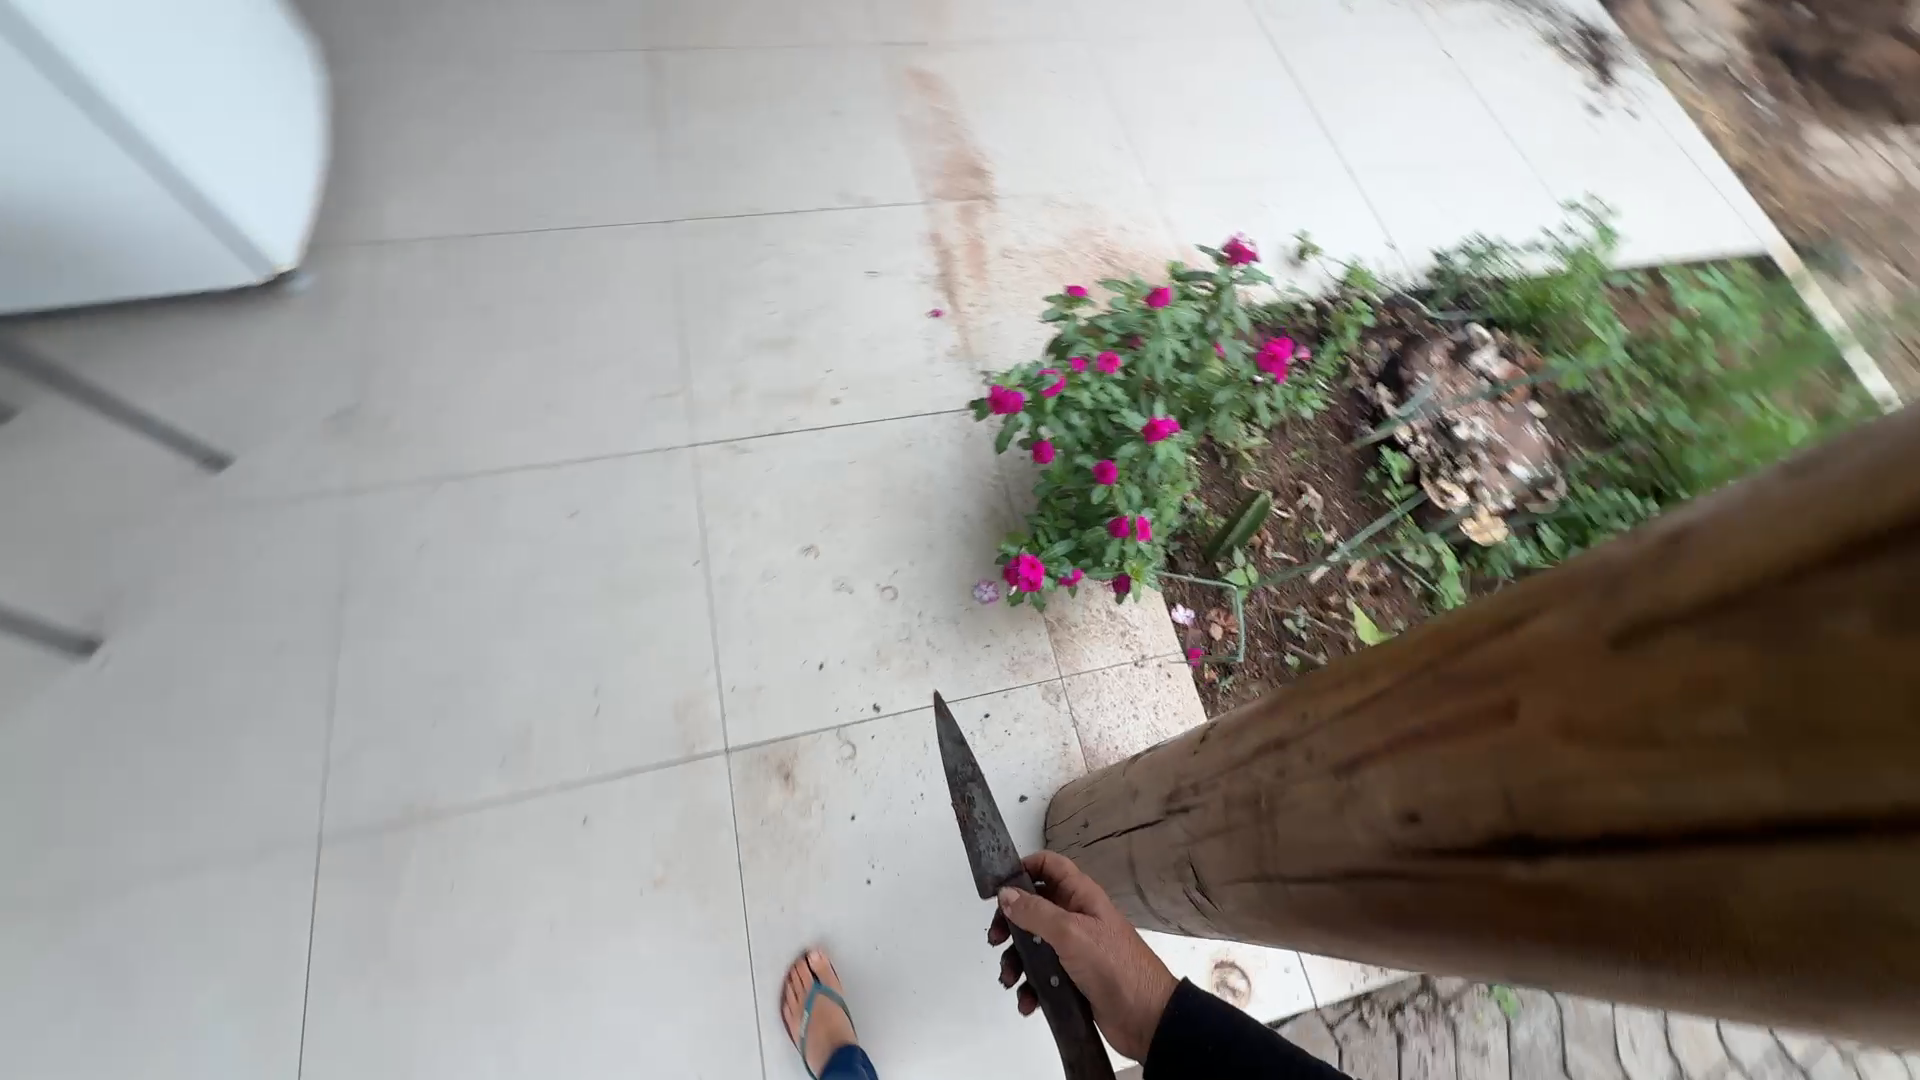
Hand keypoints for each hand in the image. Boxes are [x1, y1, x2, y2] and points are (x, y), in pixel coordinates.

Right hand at [987, 850, 1177, 1061]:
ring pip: (1033, 944)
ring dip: (1016, 960)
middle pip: (1032, 906)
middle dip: (1011, 923)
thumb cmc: (1112, 965)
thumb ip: (1035, 912)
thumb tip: (1005, 893)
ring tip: (1009, 980)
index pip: (1048, 866)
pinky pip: (1041, 975)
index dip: (1023, 869)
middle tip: (995, 939)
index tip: (999, 887)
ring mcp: (1073, 948)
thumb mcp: (1070, 933)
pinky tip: (1027, 1002)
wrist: (1148, 1020)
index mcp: (1079, 895)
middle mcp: (1075, 916)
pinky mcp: (1071, 978)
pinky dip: (1030, 987)